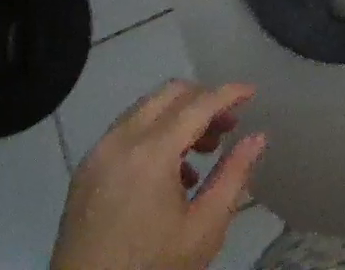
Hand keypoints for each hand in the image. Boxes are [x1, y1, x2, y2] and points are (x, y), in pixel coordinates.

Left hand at [51, 80, 265, 269]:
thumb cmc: (152, 268)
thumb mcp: (203, 229)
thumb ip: (233, 177)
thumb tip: (258, 138)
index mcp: (151, 152)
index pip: (198, 103)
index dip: (229, 94)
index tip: (253, 92)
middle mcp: (121, 139)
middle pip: (170, 94)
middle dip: (204, 100)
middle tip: (229, 126)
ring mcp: (98, 152)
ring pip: (146, 108)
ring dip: (179, 116)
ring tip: (203, 152)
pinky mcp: (86, 169)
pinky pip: (126, 131)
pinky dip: (154, 133)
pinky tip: (170, 172)